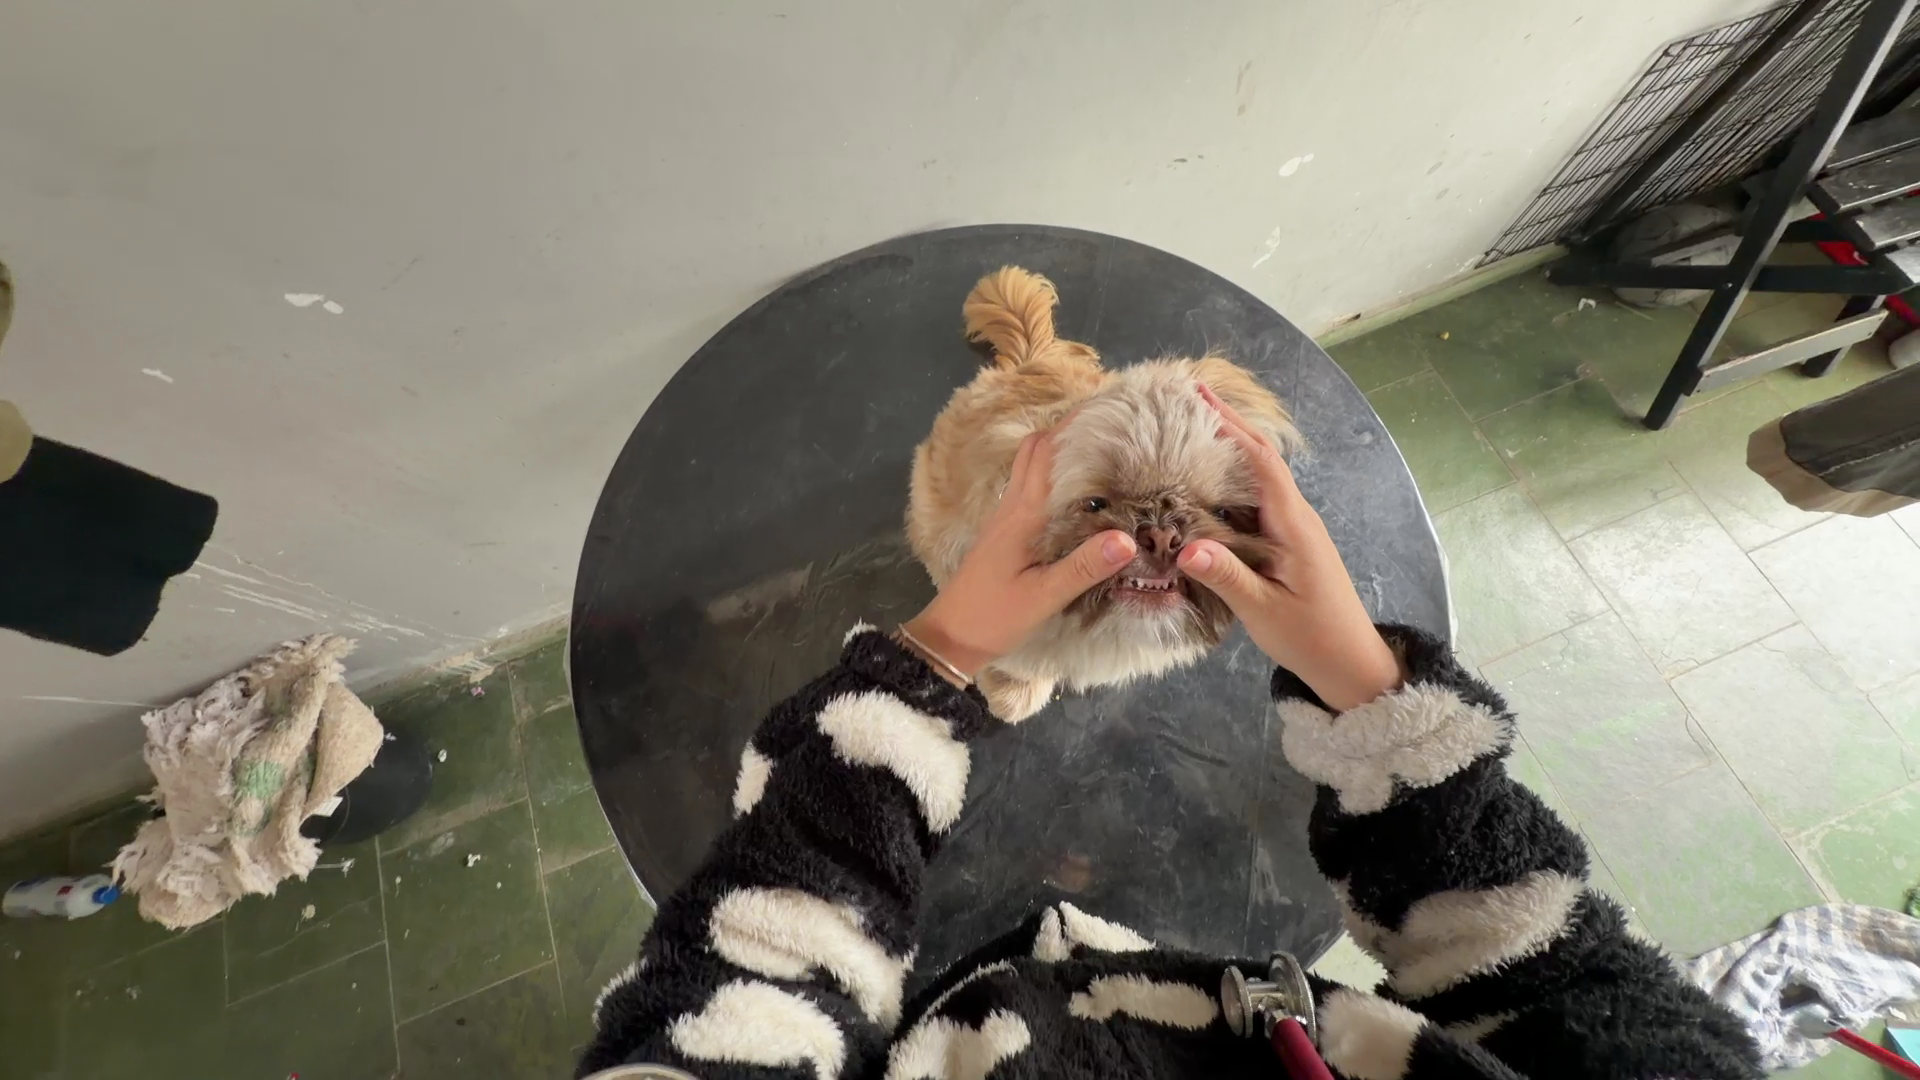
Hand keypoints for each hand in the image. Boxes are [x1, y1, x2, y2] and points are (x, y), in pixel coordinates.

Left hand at [902, 428, 1135, 685]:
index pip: (1047, 451)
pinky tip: (1079, 496)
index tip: (1112, 410)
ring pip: (1032, 468)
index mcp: (1023, 513)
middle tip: (1112, 427)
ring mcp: (1006, 518)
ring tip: (1103, 453)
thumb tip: (1128, 538)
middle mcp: (1013, 506)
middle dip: (1070, 429)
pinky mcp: (1006, 534)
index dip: (1076, 424)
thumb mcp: (1043, 596)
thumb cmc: (993, 615)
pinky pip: (1031, 490)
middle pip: (1037, 449)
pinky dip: (1054, 478)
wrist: (950, 636)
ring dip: (1061, 452)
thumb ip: (1083, 567)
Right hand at [1175, 385, 1403, 710]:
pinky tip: (1203, 487)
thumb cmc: (1311, 636)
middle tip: (1189, 404)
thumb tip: (1185, 549)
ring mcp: (1292, 529)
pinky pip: (1254, 502)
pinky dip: (1229, 484)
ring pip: (1257, 480)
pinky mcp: (1286, 543)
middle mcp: (1295, 517)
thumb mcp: (1264, 610)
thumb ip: (1227, 576)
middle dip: (1228, 427)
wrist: (1349, 663)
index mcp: (1293, 525)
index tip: (1202, 399)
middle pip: (1260, 460)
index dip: (1232, 427)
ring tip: (1188, 436)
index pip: (1261, 463)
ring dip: (1227, 452)